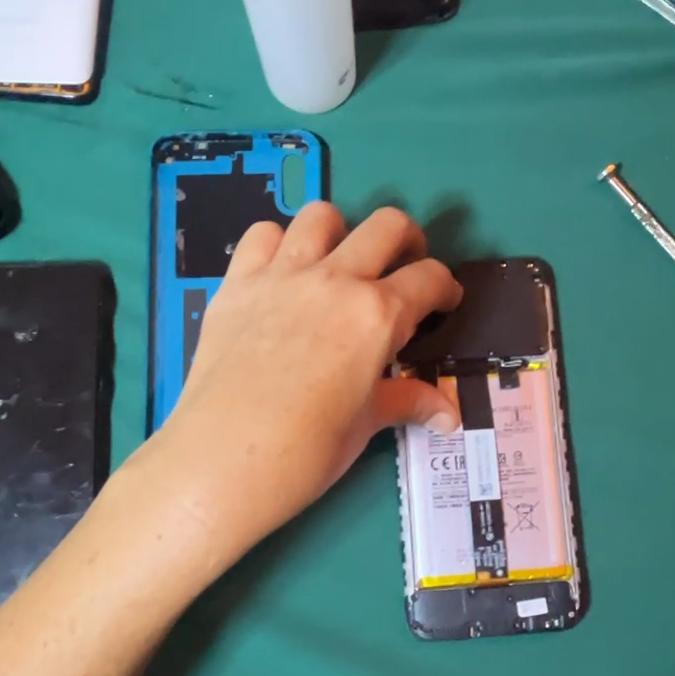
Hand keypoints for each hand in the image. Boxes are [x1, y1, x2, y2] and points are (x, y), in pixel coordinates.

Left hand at [151, 202, 462, 548]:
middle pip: (387, 226)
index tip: (443, 304)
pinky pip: (263, 234)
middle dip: (408, 242)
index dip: (445, 289)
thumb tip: (450, 417)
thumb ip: (408, 402)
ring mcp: (282, 275)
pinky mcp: (237, 282)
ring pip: (323, 216)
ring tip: (339, 265)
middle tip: (402, 273)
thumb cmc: (308, 451)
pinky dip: (279, 245)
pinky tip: (282, 276)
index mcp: (378, 315)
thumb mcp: (366, 424)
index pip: (429, 278)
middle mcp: (335, 280)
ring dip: (341, 234)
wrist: (224, 459)